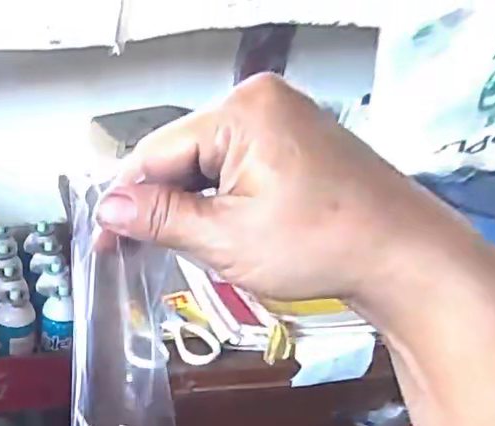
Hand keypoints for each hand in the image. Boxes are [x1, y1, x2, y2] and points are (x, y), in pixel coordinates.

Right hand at [95, 74, 476, 306]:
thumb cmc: (319, 242)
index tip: (100, 242)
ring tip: (155, 248)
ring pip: (194, 166)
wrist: (395, 252)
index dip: (120, 202)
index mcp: (241, 112)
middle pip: (172, 157)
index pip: (152, 155)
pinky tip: (192, 230)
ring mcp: (273, 120)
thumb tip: (108, 208)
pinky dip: (201, 202)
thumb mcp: (221, 237)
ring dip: (171, 207)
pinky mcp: (282, 143)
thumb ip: (158, 218)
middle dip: (145, 205)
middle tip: (122, 252)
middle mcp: (257, 103)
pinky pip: (221, 169)